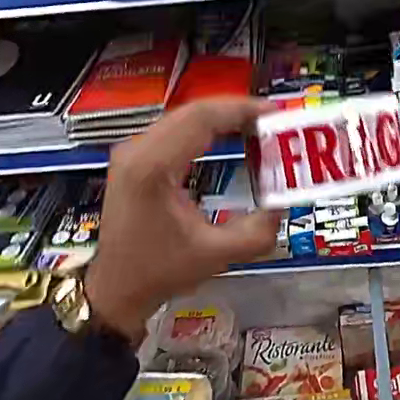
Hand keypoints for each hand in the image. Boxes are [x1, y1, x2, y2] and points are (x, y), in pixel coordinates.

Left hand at [82, 97, 282, 341]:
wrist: (115, 289)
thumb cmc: (159, 271)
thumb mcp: (215, 256)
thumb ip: (256, 232)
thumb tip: (283, 206)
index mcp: (153, 168)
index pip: (202, 119)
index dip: (241, 110)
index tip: (275, 113)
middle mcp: (138, 150)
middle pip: (194, 111)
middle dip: (237, 110)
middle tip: (273, 120)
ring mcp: (133, 152)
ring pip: (185, 116)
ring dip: (222, 117)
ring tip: (258, 126)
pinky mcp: (136, 158)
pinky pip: (176, 128)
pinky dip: (207, 127)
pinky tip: (230, 134)